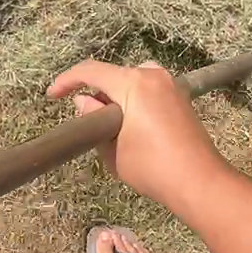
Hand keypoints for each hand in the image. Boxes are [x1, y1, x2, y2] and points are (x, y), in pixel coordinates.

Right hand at [47, 60, 231, 210]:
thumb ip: (93, 119)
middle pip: (113, 74)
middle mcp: (152, 75)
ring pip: (132, 80)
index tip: (52, 95)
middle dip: (95, 91)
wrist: (199, 181)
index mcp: (133, 83)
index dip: (67, 80)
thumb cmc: (152, 167)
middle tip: (85, 118)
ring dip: (115, 95)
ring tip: (108, 124)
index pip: (91, 71)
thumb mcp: (112, 148)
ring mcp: (170, 84)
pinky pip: (148, 88)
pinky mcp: (180, 97)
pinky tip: (131, 125)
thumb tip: (84, 101)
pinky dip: (133, 99)